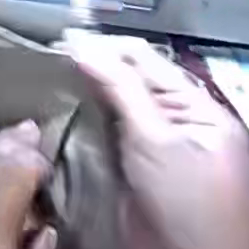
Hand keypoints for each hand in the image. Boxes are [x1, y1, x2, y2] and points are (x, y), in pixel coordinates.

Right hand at [62, 31, 248, 248]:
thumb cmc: (188, 206)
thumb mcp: (156, 141)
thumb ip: (120, 87)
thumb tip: (78, 42)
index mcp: (198, 108)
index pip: (143, 57)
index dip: (102, 45)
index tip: (59, 42)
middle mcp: (180, 120)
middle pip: (130, 76)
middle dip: (92, 65)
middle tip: (50, 58)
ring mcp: (160, 143)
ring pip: (118, 100)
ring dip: (88, 88)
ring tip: (50, 77)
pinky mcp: (140, 164)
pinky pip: (112, 126)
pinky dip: (90, 113)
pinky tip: (64, 105)